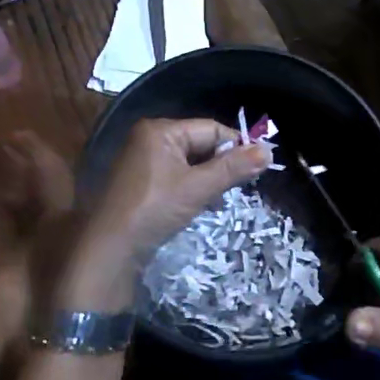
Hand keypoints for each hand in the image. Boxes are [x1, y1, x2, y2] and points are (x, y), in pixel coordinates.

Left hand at [76, 117, 271, 273]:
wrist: (110, 250)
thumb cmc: (154, 210)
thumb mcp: (198, 188)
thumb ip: (234, 168)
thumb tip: (269, 151)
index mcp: (160, 130)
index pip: (212, 129)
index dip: (236, 147)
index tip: (255, 169)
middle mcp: (150, 138)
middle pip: (202, 144)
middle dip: (221, 166)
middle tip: (236, 188)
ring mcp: (144, 160)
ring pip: (192, 162)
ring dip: (209, 180)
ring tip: (217, 200)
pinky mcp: (143, 182)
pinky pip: (178, 175)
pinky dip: (193, 188)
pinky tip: (202, 205)